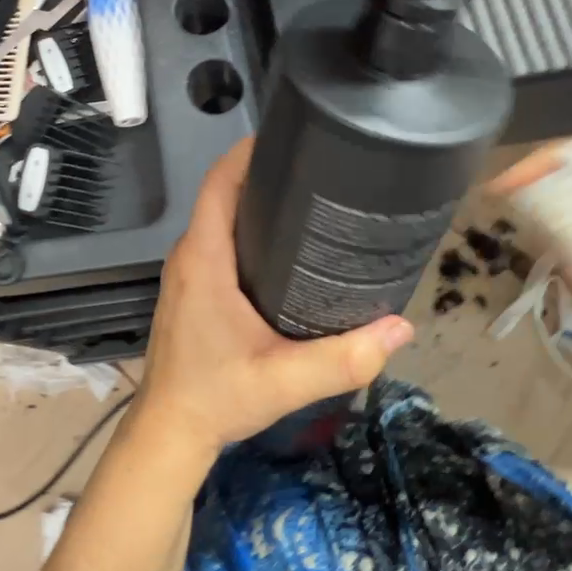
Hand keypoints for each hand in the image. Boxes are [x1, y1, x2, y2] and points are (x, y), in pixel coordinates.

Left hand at [131, 138, 415, 458]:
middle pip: (222, 196)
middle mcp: (189, 256)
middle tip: (316, 170)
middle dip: (263, 176)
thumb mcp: (284, 380)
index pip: (218, 183)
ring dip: (255, 205)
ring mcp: (186, 273)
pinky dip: (246, 231)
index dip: (246, 154)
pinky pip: (217, 243)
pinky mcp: (191, 290)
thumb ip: (343, 358)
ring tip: (309, 202)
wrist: (170, 431)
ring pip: (219, 220)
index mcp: (203, 258)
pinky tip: (284, 249)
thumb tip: (401, 329)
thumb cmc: (216, 397)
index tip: (286, 139)